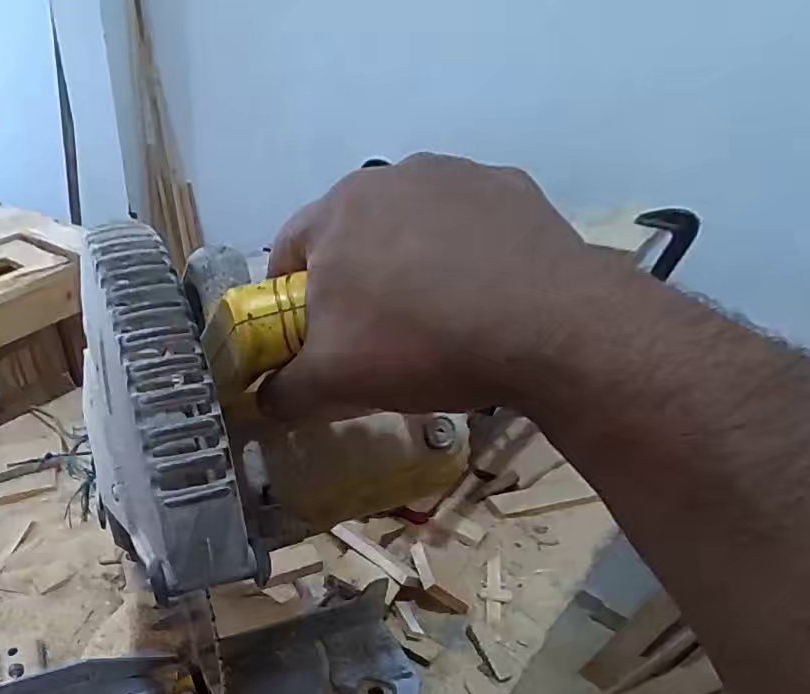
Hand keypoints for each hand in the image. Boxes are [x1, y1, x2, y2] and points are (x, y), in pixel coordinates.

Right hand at [260, 152, 630, 421]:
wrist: (546, 328)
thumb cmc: (422, 345)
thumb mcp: (338, 381)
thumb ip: (286, 390)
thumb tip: (263, 401)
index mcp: (338, 211)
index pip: (287, 253)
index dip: (289, 304)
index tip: (312, 342)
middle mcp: (393, 175)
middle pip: (352, 239)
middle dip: (353, 288)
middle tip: (375, 340)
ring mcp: (458, 175)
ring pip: (411, 229)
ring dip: (408, 270)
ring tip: (435, 323)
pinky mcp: (511, 190)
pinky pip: (467, 228)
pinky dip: (462, 260)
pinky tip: (481, 300)